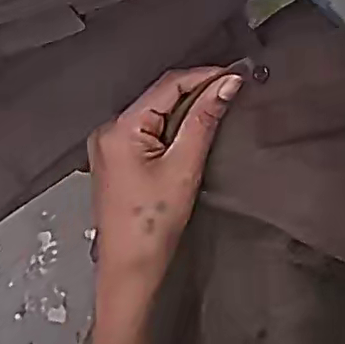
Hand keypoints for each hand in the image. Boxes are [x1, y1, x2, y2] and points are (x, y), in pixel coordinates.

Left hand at [86, 66, 243, 306]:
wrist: (130, 268)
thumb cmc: (153, 223)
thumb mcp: (185, 165)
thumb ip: (205, 119)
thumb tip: (227, 84)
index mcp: (120, 128)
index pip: (168, 85)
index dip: (204, 76)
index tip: (235, 74)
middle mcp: (109, 130)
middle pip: (160, 95)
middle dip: (198, 88)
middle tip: (233, 86)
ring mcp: (110, 144)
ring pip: (156, 110)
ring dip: (188, 105)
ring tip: (221, 102)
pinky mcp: (117, 157)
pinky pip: (149, 127)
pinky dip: (174, 123)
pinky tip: (196, 125)